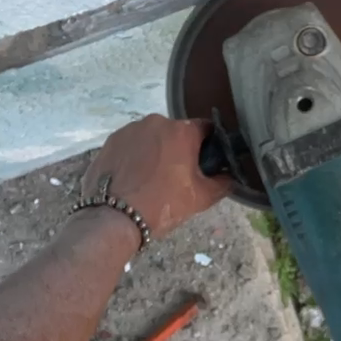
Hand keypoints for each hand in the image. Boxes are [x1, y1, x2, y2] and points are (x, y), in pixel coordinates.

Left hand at [82, 115, 231, 236]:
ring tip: (153, 179)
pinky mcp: (110, 141)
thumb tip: (229, 176)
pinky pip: (131, 145)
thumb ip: (223, 183)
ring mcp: (129, 129)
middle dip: (180, 150)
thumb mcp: (202, 198)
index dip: (210, 145)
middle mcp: (155, 122)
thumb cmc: (163, 205)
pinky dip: (136, 157)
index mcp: (181, 131)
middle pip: (176, 133)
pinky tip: (135, 178)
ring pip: (152, 138)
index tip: (207, 162)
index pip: (206, 129)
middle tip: (179, 177)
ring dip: (157, 152)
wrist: (114, 218)